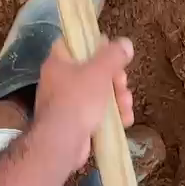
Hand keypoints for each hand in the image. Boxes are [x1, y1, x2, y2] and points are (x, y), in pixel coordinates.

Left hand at [27, 37, 134, 172]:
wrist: (62, 142)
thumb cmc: (78, 99)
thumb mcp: (99, 71)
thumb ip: (113, 55)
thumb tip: (125, 43)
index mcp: (58, 62)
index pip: (74, 43)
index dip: (94, 45)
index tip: (112, 52)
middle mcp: (59, 80)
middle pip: (93, 70)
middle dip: (115, 79)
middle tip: (122, 86)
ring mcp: (66, 102)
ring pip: (99, 93)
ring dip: (118, 99)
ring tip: (125, 108)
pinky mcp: (75, 122)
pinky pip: (97, 112)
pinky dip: (111, 116)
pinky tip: (124, 121)